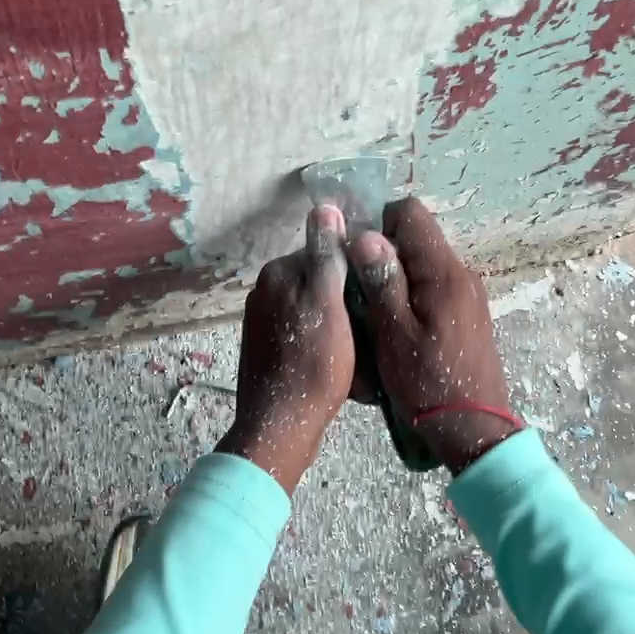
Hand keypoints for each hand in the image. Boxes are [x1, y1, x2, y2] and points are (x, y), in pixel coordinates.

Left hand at [216, 204, 355, 494]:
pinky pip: (303, 333)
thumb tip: (325, 206)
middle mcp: (263, 290)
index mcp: (277, 273)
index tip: (373, 294)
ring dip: (336, 323)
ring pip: (313, 309)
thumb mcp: (328, 304)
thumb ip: (327, 256)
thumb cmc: (312, 364)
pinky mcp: (266, 347)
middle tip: (368, 326)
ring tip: (357, 349)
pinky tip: (338, 364)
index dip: (352, 271)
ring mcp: (262, 320)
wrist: (280, 426)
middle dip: (344, 299)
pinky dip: (321, 343)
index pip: (324, 253)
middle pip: (318, 281)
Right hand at [346, 198, 516, 473]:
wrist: (473, 431)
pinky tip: (392, 323)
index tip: (353, 252)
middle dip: (381, 251)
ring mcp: (466, 293)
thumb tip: (366, 234)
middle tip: (355, 285)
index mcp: (444, 272)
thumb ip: (381, 280)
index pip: (410, 213)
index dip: (377, 222)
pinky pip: (430, 284)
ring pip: (420, 261)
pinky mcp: (465, 312)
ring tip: (370, 308)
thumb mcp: (393, 332)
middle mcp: (460, 273)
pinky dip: (408, 292)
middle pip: (415, 236)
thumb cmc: (428, 384)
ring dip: (392, 274)